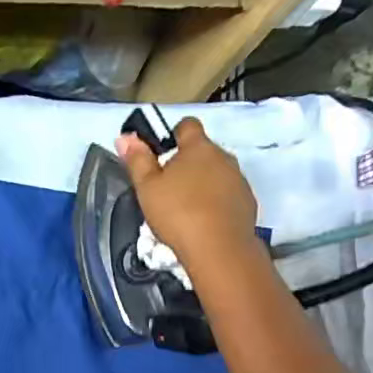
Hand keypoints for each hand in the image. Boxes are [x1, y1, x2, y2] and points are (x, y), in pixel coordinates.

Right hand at [116, 117, 260, 268]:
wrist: (218, 247)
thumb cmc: (177, 213)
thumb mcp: (147, 188)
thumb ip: (137, 160)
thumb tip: (125, 136)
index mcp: (197, 147)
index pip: (188, 125)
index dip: (174, 134)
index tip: (163, 153)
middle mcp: (223, 156)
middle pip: (203, 151)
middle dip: (188, 163)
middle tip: (169, 189)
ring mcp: (238, 178)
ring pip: (217, 172)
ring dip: (204, 183)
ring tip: (187, 209)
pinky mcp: (247, 201)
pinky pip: (229, 193)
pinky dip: (217, 201)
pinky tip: (205, 221)